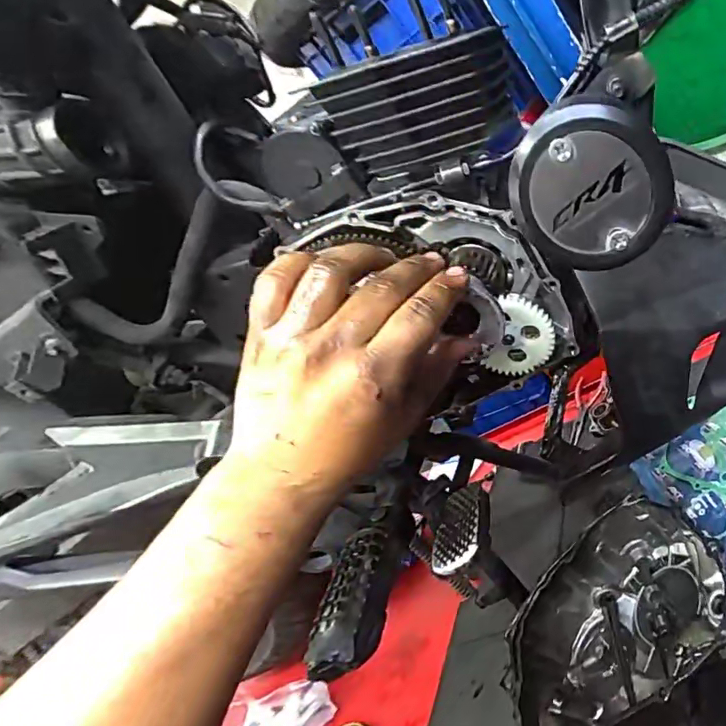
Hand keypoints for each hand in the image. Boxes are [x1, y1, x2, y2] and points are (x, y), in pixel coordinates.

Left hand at [224, 244, 471, 493]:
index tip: (456, 281)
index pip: (421, 312)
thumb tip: (462, 341)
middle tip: (432, 265)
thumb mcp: (406, 416)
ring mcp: (294, 338)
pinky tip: (326, 263)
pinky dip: (303, 261)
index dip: (446, 289)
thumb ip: (436, 371)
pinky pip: (276, 279)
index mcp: (373, 374)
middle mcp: (332, 350)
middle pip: (385, 285)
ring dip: (366, 254)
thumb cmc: (341, 453)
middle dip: (419, 268)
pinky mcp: (264, 334)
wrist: (281, 472)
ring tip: (383, 257)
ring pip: (331, 270)